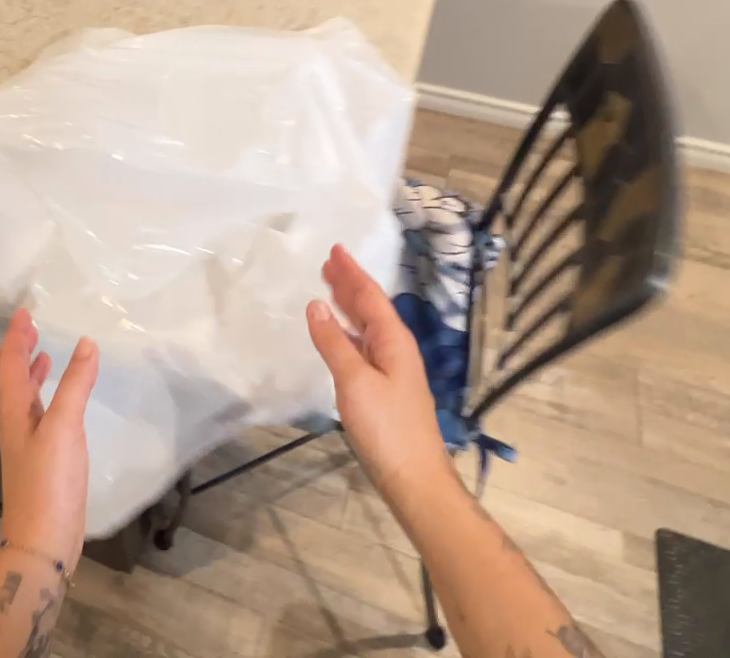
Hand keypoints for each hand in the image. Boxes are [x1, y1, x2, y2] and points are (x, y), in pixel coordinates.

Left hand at [0, 308, 99, 571]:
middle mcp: (16, 424)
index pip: (10, 365)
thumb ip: (76, 384)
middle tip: (33, 326)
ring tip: (45, 353)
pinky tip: (64, 402)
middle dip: (21, 351)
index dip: (15, 338)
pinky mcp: (43, 460)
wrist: (43, 542)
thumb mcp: (64, 427)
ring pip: (26, 397)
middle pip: (13, 379)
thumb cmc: (48, 482)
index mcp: (14, 412)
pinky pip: (41, 415)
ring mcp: (28, 444)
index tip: (24, 312)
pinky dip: (49, 396)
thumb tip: (86, 343)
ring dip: (33, 372)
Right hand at [306, 245, 453, 508]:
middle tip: (328, 263)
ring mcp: (392, 370)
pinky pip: (364, 345)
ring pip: (367, 327)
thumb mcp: (354, 382)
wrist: (414, 479)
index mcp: (393, 341)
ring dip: (348, 306)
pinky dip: (347, 332)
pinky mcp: (385, 389)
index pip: (370, 297)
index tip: (335, 250)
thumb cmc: (386, 427)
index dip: (352, 273)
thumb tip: (315, 305)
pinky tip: (338, 335)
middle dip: (350, 284)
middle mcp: (396, 349)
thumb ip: (333, 342)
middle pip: (371, 308)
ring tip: (329, 288)